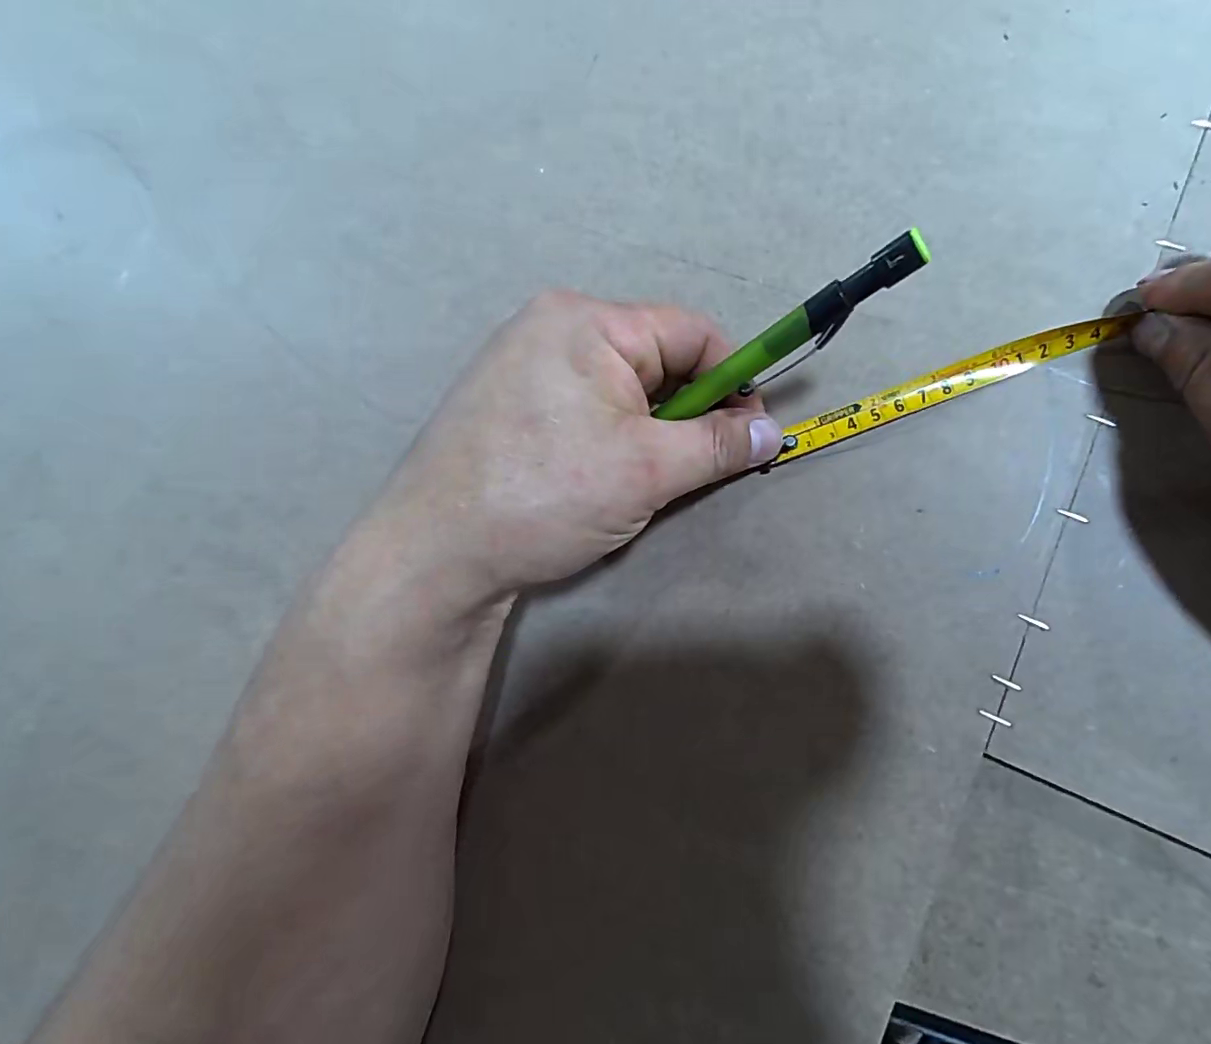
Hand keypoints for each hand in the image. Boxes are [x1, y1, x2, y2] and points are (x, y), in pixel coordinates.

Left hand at [341, 290, 782, 626]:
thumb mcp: (648, 470)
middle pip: (658, 358)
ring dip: (657, 430)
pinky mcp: (512, 403)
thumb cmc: (547, 497)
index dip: (735, 380)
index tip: (752, 433)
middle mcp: (554, 327)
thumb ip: (718, 445)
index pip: (692, 332)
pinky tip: (607, 477)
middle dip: (692, 411)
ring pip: (625, 388)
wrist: (436, 554)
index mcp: (588, 322)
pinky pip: (590, 406)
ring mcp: (526, 364)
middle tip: (703, 465)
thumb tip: (773, 433)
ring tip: (651, 479)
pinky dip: (619, 436)